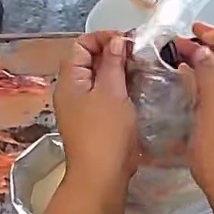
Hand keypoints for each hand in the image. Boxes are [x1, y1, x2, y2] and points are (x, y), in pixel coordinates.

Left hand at [54, 31, 138, 190]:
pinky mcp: (96, 121)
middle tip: (140, 52)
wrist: (102, 175)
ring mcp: (83, 107)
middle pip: (89, 61)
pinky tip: (139, 88)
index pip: (81, 45)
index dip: (103, 37)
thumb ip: (113, 63)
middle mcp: (72, 91)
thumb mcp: (111, 91)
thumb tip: (116, 41)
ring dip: (119, 70)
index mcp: (70, 81)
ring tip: (143, 67)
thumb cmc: (105, 131)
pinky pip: (106, 95)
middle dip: (114, 52)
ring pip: (100, 79)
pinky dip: (120, 87)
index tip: (129, 40)